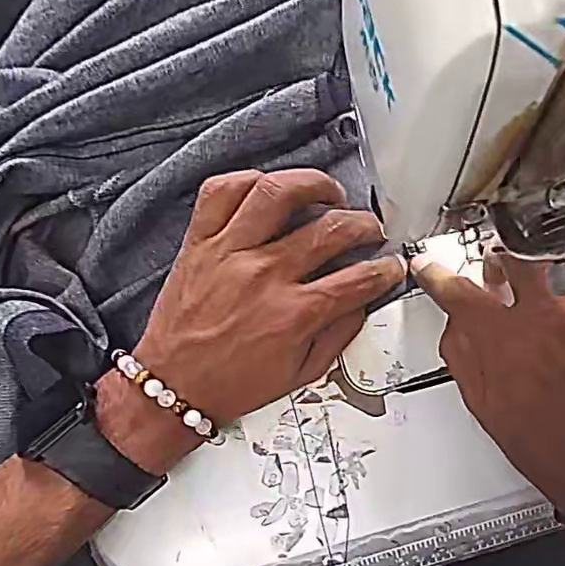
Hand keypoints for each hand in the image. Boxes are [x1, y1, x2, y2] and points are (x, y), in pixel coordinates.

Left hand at [97, 169, 405, 472]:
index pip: (359, 278)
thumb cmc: (231, 383)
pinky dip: (249, 180)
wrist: (175, 386)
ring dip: (315, 184)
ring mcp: (230, 253)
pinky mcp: (200, 243)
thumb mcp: (301, 373)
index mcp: (294, 315)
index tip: (389, 266)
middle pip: (332, 228)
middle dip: (365, 225)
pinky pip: (222, 191)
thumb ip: (338, 335)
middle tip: (369, 230)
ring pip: (279, 192)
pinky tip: (268, 190)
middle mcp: (264, 276)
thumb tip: (362, 303)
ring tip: (328, 194)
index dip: (385, 269)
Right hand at [413, 249, 564, 515]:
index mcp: (505, 340)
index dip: (437, 275)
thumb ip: (462, 355)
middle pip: (517, 252)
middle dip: (501, 256)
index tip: (432, 269)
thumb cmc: (548, 443)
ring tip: (546, 275)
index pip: (458, 290)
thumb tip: (456, 324)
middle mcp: (549, 317)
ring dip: (549, 258)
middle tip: (500, 268)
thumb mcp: (484, 404)